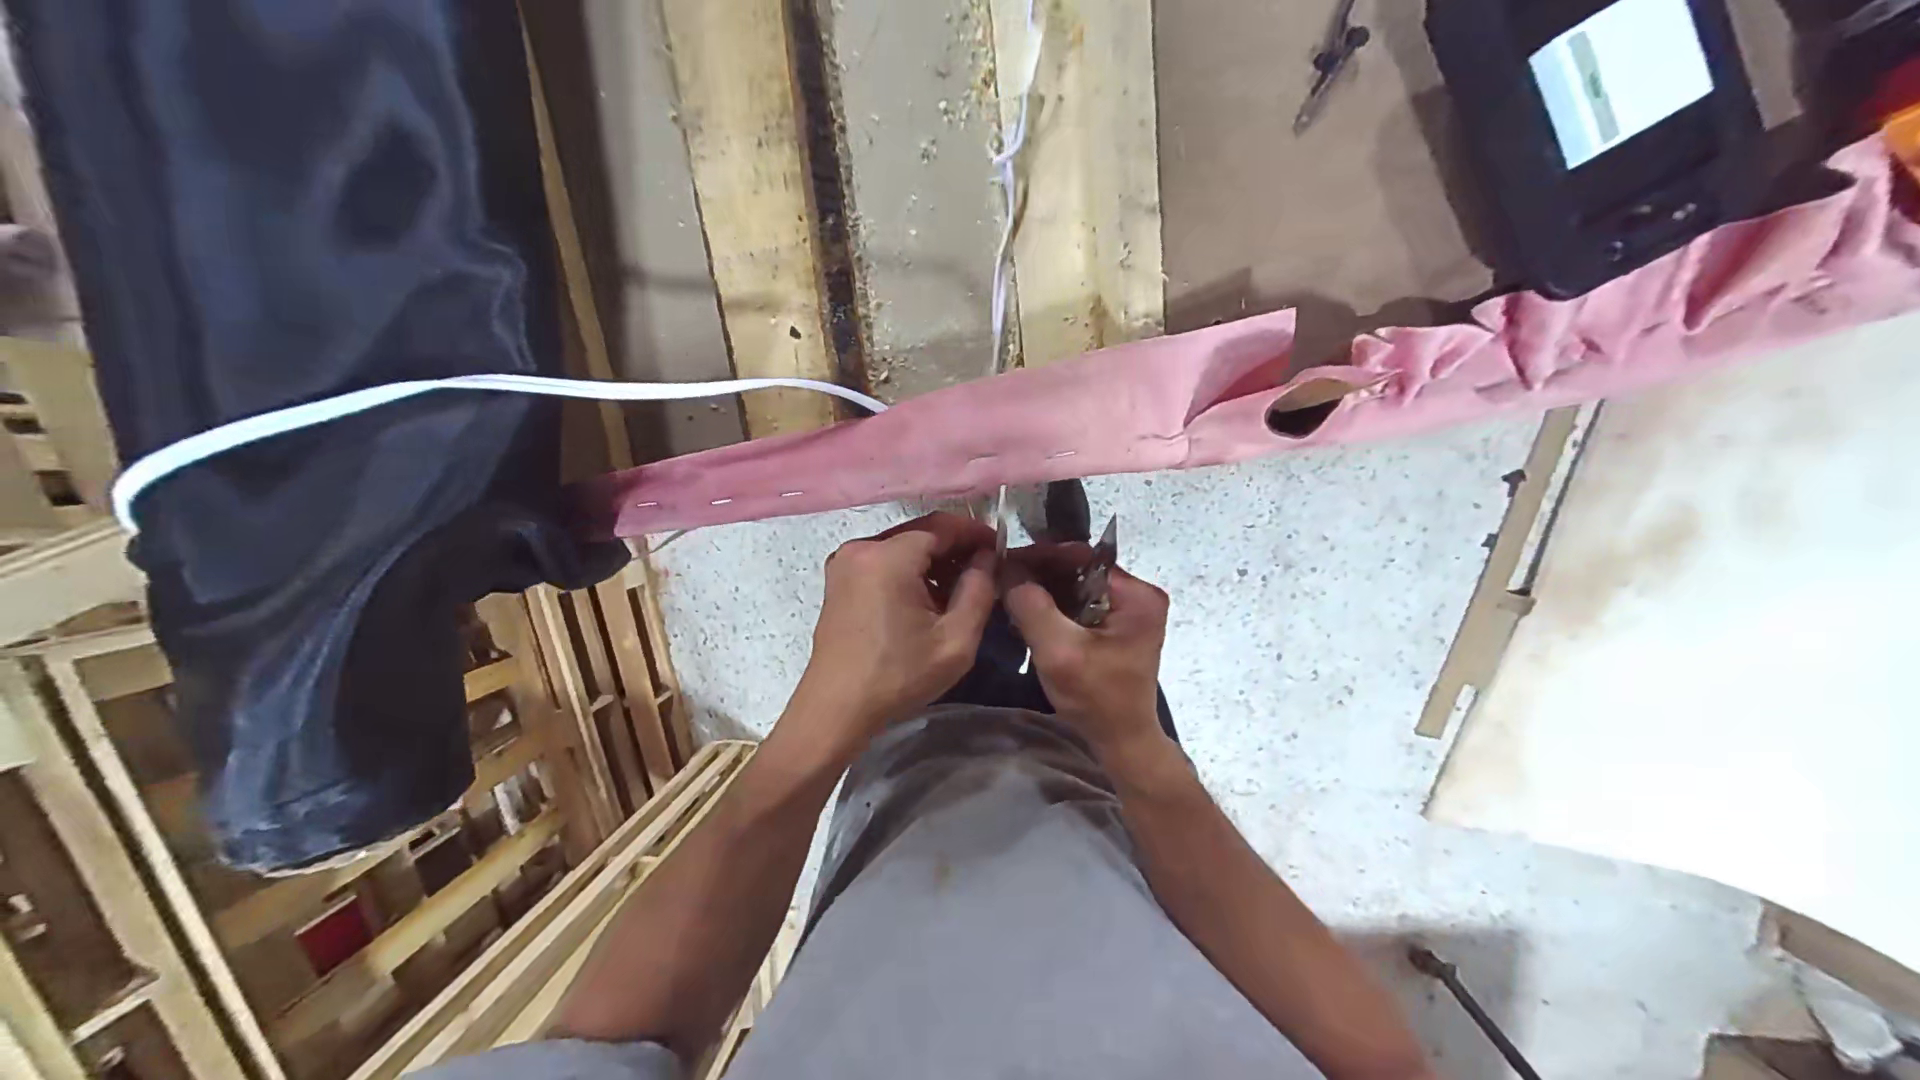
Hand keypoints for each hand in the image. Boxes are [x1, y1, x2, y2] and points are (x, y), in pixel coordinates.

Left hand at [781, 513, 996, 758]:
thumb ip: (979, 589)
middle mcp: (861, 548)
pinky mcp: (839, 580)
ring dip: (933, 561)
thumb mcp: (956, 639)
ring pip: (902, 547)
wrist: (837, 708)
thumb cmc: (898, 676)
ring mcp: (845, 562)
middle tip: (986, 570)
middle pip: (920, 534)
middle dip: (955, 548)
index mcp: (888, 556)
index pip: (942, 527)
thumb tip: (987, 557)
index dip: (975, 534)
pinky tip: (928, 599)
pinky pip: (884, 561)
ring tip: (961, 589)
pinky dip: (909, 571)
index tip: (1002, 549)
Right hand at [1002, 545, 1169, 753]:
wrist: (1122, 742)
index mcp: (1137, 595)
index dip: (1041, 557)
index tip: (1004, 561)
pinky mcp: (1116, 627)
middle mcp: (1138, 595)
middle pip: (1078, 570)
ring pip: (1075, 586)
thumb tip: (1005, 567)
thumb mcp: (1059, 651)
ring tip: (1008, 593)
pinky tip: (1026, 612)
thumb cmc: (1097, 699)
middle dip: (1039, 574)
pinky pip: (1078, 605)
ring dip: (1043, 591)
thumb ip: (1031, 606)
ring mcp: (1128, 611)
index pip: (1082, 557)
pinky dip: (1053, 607)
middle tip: (1001, 579)